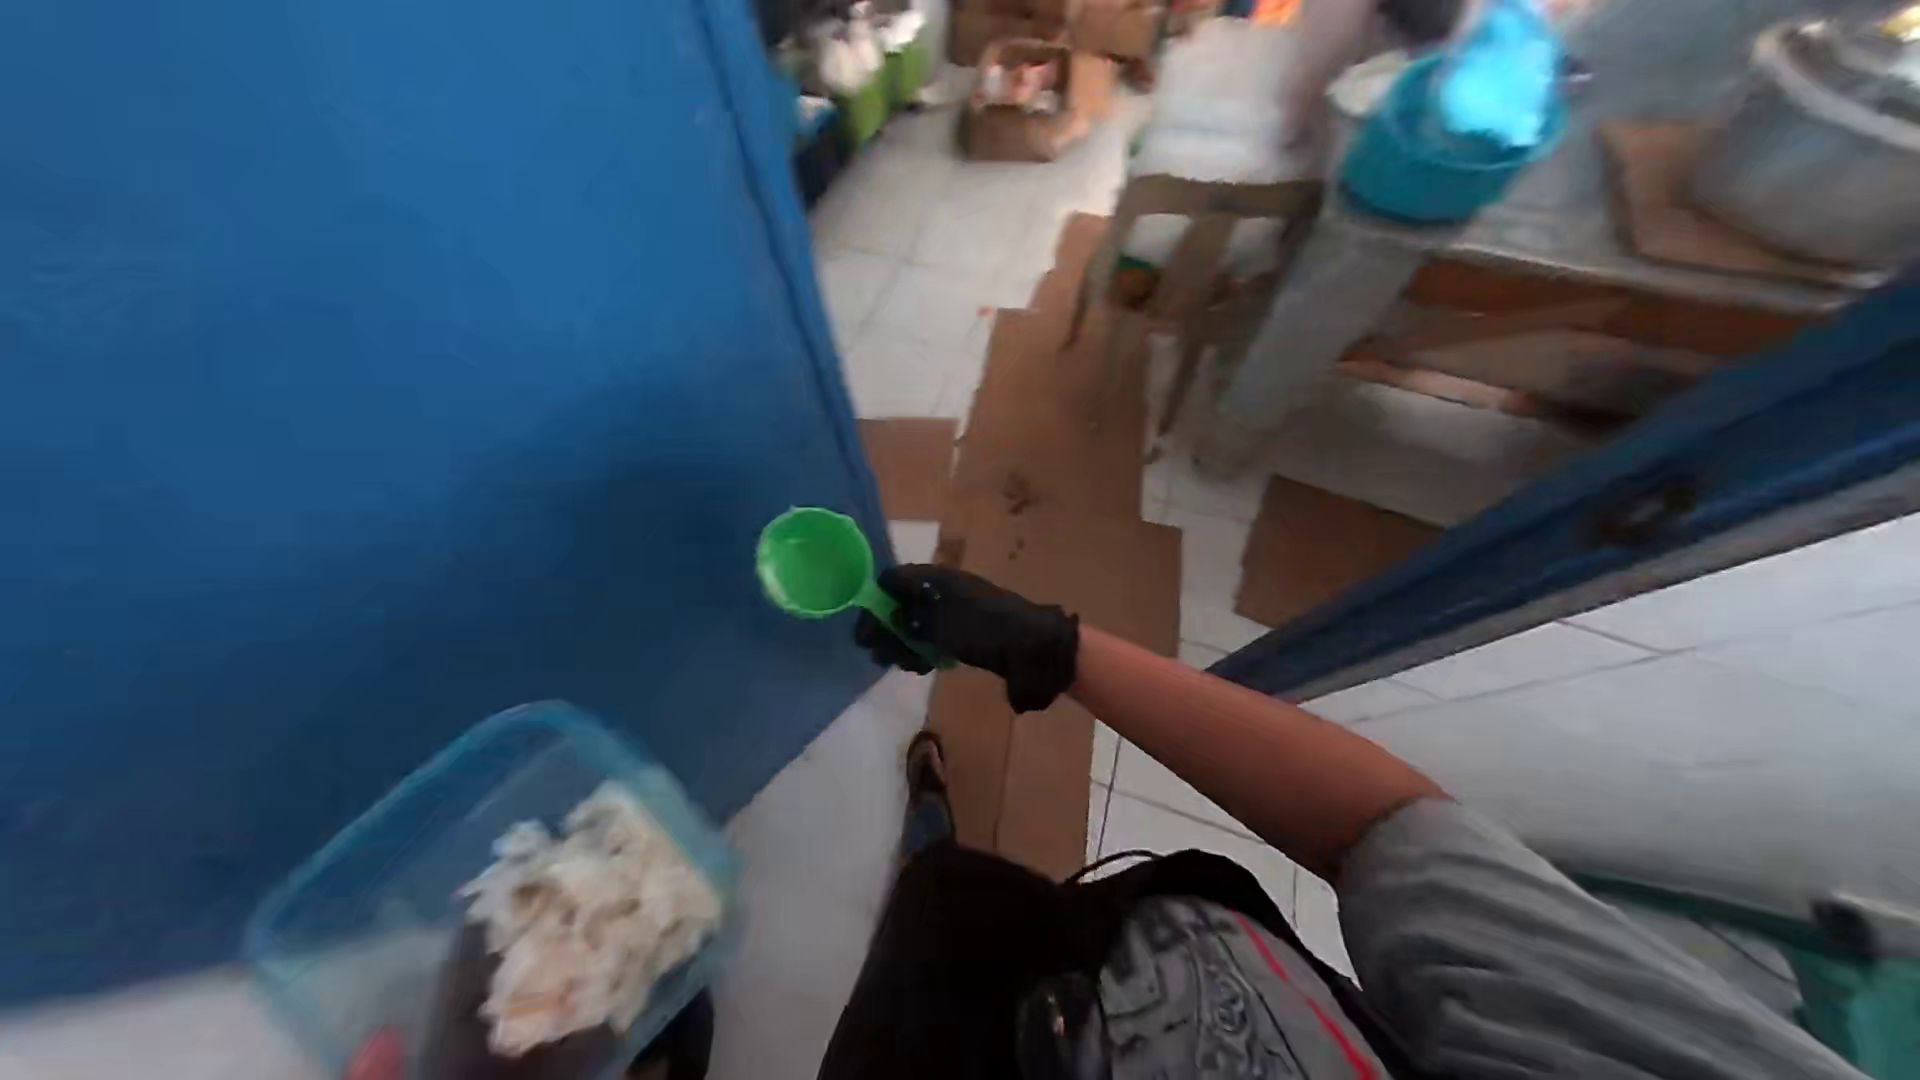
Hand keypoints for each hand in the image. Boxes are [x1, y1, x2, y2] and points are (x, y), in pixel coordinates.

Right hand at [854, 564, 1078, 712]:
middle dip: (888, 629)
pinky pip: (934, 634)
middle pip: (901, 602)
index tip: (867, 633)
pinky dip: (924, 648)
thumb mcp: (938, 626)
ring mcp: (955, 607)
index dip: (875, 603)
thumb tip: (880, 620)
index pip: (892, 580)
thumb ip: (905, 623)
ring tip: (908, 665)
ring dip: (905, 643)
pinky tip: (924, 666)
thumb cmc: (983, 632)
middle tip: (883, 657)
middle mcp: (943, 587)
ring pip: (916, 621)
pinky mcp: (965, 628)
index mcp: (936, 577)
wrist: (1034, 648)